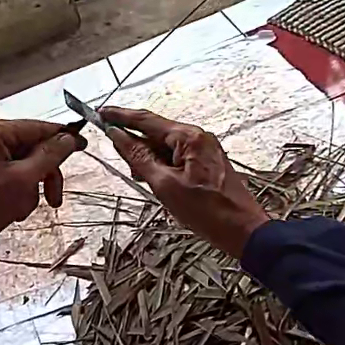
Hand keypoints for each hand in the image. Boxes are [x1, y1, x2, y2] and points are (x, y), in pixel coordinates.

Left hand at [0, 118, 83, 271]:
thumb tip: (68, 139)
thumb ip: (49, 156)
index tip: (82, 144)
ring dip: (30, 188)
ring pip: (23, 164)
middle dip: (43, 174)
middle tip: (53, 196)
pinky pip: (11, 175)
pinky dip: (18, 192)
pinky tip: (12, 209)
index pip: (37, 127)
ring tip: (22, 207)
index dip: (62, 138)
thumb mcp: (22, 180)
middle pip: (31, 147)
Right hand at [100, 107, 269, 258]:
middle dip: (137, 148)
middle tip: (129, 168)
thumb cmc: (209, 212)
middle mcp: (198, 137)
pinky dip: (163, 169)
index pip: (146, 120)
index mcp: (189, 137)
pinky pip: (176, 159)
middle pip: (155, 133)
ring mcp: (204, 150)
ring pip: (165, 148)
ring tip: (148, 183)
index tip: (100, 113)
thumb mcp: (165, 185)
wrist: (243, 231)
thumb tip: (117, 136)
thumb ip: (138, 157)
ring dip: (150, 162)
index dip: (120, 116)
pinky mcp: (206, 164)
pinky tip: (160, 186)